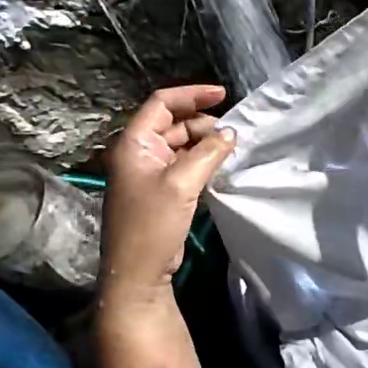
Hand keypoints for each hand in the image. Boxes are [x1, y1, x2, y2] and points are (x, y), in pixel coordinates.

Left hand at [100, 84, 235, 300]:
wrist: (138, 273)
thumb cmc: (152, 224)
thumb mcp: (182, 184)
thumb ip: (207, 153)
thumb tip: (230, 133)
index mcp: (134, 143)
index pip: (162, 103)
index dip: (192, 95)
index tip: (223, 95)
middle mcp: (139, 153)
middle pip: (173, 123)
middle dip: (203, 122)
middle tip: (233, 132)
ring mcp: (150, 174)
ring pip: (181, 145)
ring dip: (205, 143)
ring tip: (232, 147)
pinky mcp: (162, 192)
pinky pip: (184, 165)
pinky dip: (202, 161)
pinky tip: (222, 165)